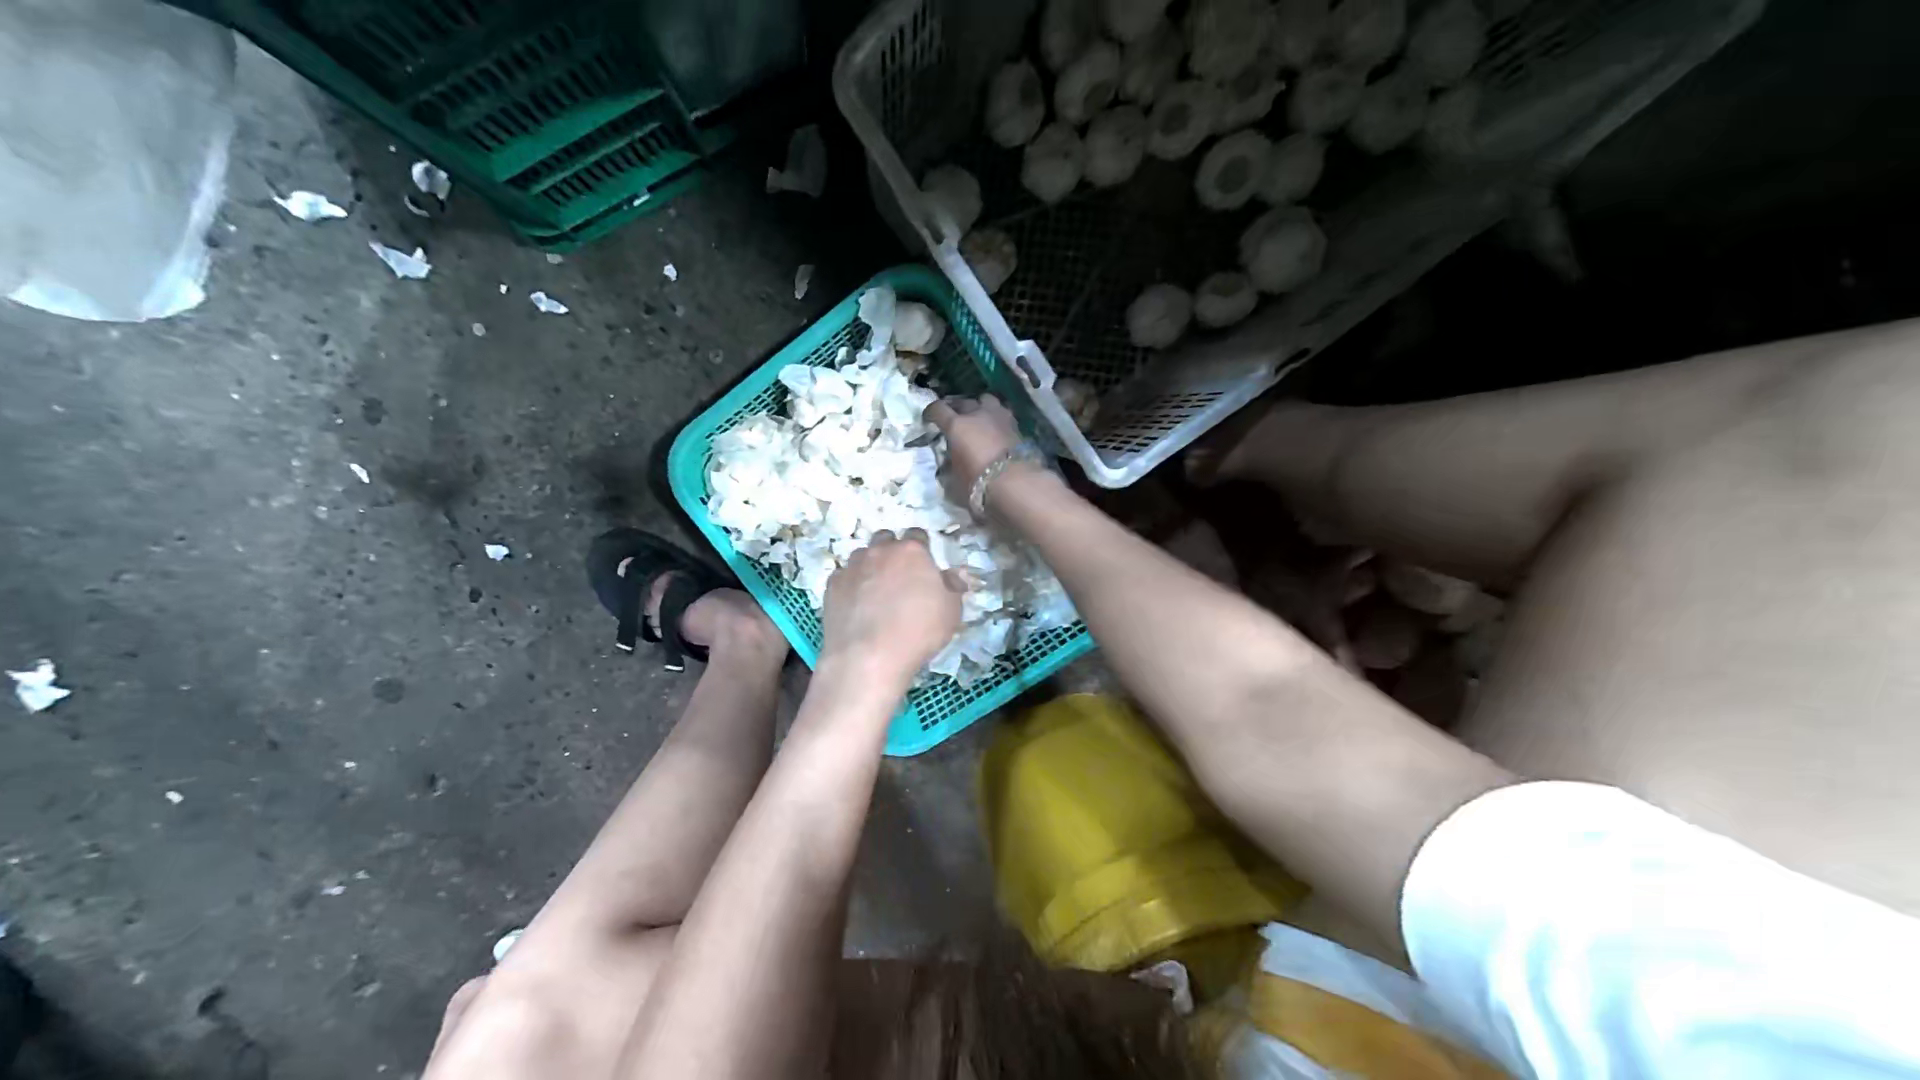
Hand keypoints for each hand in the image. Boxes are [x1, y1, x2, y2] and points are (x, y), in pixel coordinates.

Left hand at [821, 529, 963, 684]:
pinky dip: (851, 585)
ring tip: (875, 591)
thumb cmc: (918, 632)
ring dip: (870, 566)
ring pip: (862, 555)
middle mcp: (880, 551)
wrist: (868, 656)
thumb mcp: (951, 612)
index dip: (921, 550)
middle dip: (892, 551)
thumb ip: (952, 588)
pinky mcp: (831, 585)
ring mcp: (852, 566)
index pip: (917, 536)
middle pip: (886, 539)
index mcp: (912, 552)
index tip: (923, 566)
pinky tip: (856, 605)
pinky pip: (843, 577)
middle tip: (899, 577)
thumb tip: (953, 576)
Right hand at [923, 395, 1021, 495]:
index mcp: (956, 425)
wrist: (1016, 484)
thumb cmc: (978, 484)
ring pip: (986, 400)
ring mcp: (999, 417)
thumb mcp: (953, 481)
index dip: (930, 412)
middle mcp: (977, 414)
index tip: (928, 419)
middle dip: (955, 408)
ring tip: (978, 417)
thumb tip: (948, 462)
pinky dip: (995, 417)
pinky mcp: (1016, 425)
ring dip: (979, 406)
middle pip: (963, 401)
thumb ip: (948, 467)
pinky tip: (995, 427)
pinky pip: (1002, 413)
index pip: (938, 409)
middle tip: (953, 418)